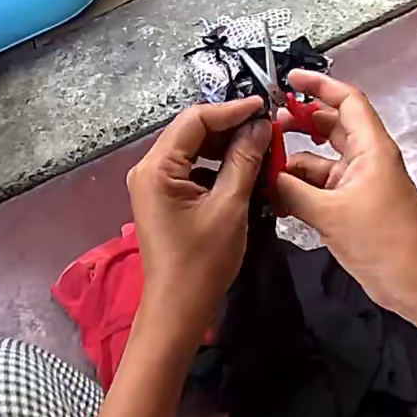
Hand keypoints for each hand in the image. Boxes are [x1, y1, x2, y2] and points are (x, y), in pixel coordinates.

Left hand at [128, 97, 268, 352]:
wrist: (178, 310)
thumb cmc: (202, 261)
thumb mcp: (229, 206)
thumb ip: (244, 159)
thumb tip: (260, 125)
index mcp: (157, 167)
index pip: (195, 119)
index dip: (231, 109)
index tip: (264, 106)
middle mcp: (149, 168)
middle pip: (192, 130)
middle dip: (230, 126)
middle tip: (267, 126)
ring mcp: (154, 183)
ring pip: (194, 147)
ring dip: (227, 144)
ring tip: (261, 145)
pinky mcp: (165, 196)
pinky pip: (193, 167)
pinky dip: (218, 163)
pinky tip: (243, 168)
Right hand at [270, 71, 416, 314]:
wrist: (412, 282)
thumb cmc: (381, 240)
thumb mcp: (330, 213)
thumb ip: (292, 190)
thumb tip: (263, 175)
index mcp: (371, 147)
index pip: (347, 100)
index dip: (319, 85)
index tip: (290, 79)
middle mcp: (365, 157)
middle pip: (331, 125)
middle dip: (300, 122)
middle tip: (268, 125)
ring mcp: (358, 181)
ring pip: (321, 158)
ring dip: (295, 161)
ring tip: (263, 166)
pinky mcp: (351, 203)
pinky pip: (320, 184)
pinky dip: (300, 187)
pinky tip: (275, 195)